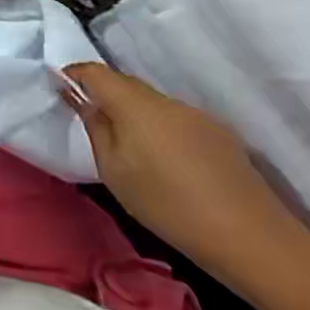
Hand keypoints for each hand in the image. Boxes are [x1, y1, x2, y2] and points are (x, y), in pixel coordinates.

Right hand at [62, 61, 301, 273]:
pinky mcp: (219, 135)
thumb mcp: (113, 169)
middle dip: (102, 92)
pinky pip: (175, 119)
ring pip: (151, 102)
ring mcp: (197, 116)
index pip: (95, 71)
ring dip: (132, 112)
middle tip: (86, 116)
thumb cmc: (166, 204)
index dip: (73, 74)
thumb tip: (78, 97)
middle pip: (125, 83)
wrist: (251, 238)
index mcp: (135, 104)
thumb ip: (94, 126)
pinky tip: (162, 159)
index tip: (57, 87)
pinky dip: (157, 127)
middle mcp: (166, 100)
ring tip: (124, 143)